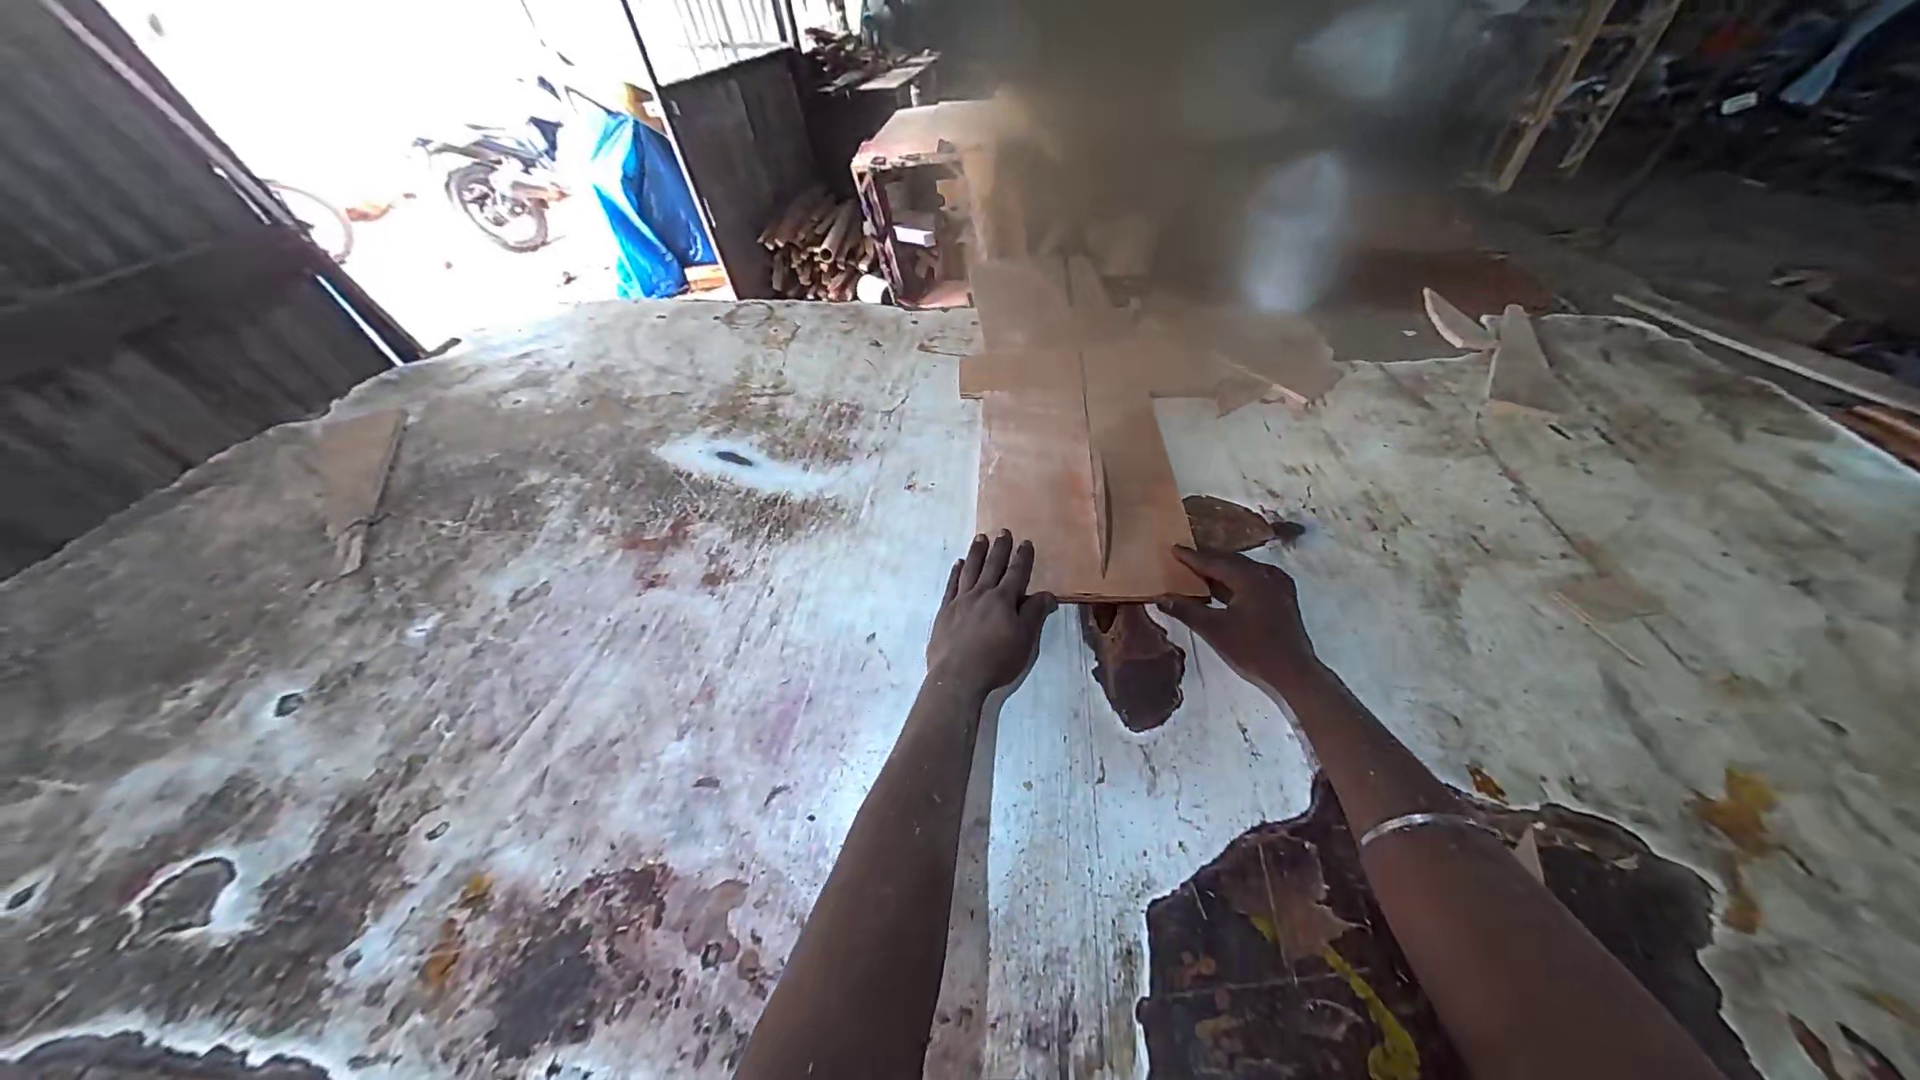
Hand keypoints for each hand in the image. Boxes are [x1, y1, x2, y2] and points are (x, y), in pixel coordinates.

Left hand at [927, 531, 1057, 694]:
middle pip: (992, 566)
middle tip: (1003, 532)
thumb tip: (1047, 594)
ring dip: (976, 553)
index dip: (1022, 557)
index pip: (1016, 573)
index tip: (1025, 543)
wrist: (957, 676)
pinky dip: (956, 573)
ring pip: (970, 570)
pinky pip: (951, 586)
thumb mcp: (1024, 639)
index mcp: (1003, 600)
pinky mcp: (944, 612)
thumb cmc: (996, 660)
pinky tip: (958, 564)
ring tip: (980, 538)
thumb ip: (1034, 614)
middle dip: (999, 548)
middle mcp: (981, 594)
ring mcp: (960, 601)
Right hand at [1156, 546, 1318, 692]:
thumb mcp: (1214, 629)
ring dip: (1221, 570)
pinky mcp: (1283, 598)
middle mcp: (1266, 575)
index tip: (1174, 549)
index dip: (1192, 557)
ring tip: (1200, 570)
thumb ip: (1186, 610)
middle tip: (1185, 556)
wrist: (1293, 673)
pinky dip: (1235, 580)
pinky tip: (1224, 588)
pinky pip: (1254, 580)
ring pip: (1244, 570)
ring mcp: (1278, 585)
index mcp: (1250, 578)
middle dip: (1207, 559)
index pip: (1214, 562)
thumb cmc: (1252, 649)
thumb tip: (1160, 598)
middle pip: (1231, 561)